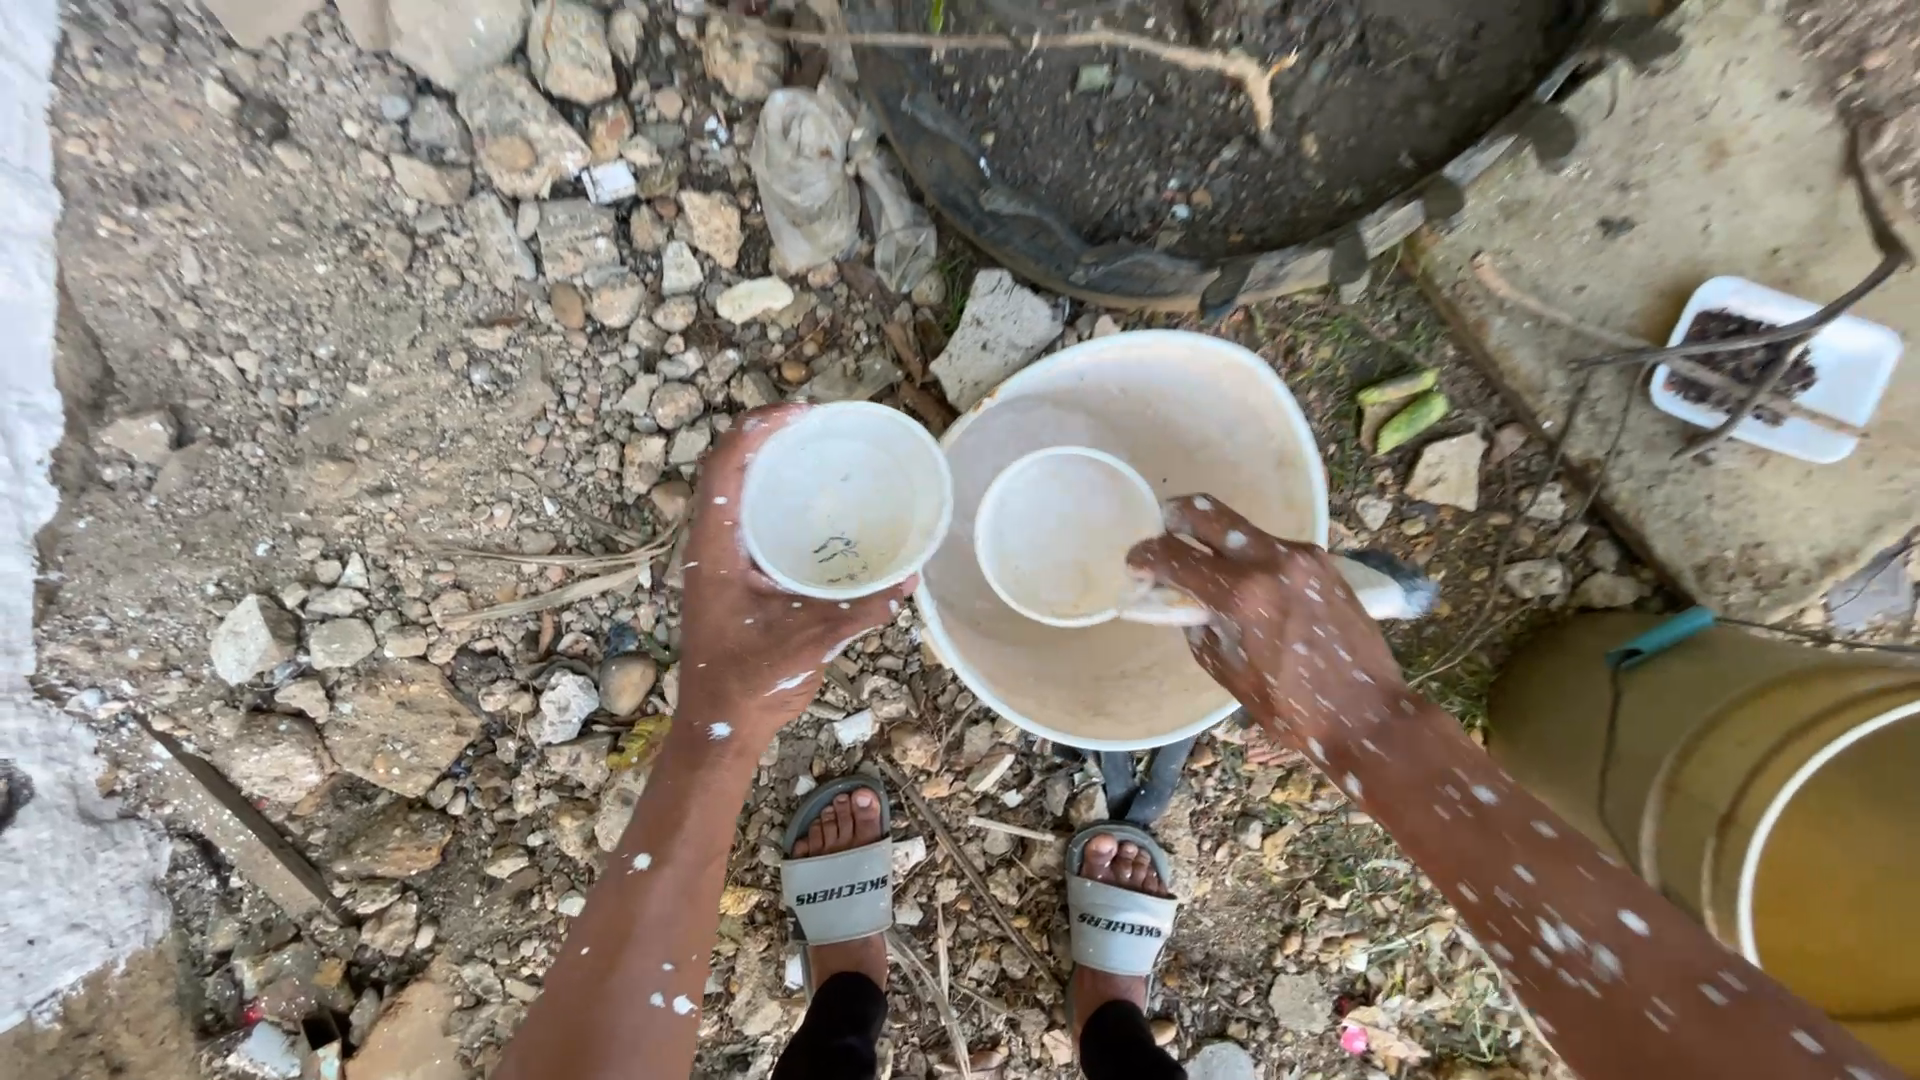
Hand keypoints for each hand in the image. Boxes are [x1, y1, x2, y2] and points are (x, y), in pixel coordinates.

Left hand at [673, 405, 915, 743]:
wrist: (721, 722)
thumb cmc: (747, 683)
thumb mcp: (806, 644)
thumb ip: (857, 612)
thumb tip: (908, 580)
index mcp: (717, 551)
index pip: (725, 469)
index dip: (758, 429)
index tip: (803, 414)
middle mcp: (715, 546)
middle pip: (728, 468)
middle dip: (765, 434)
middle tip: (815, 423)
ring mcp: (724, 561)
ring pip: (738, 491)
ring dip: (769, 462)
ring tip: (816, 449)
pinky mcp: (740, 576)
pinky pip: (753, 519)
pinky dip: (779, 497)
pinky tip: (817, 506)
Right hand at [1126, 495, 1407, 747]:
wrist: (1368, 714)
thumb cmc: (1292, 707)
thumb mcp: (1228, 671)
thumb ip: (1198, 628)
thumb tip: (1183, 604)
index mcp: (1243, 595)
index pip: (1175, 557)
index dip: (1145, 557)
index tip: (1134, 565)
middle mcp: (1272, 562)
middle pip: (1207, 512)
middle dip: (1175, 518)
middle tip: (1162, 533)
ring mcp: (1301, 557)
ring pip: (1241, 528)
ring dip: (1214, 540)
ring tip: (1205, 567)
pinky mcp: (1321, 562)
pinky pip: (1270, 547)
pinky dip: (1248, 558)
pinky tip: (1247, 585)